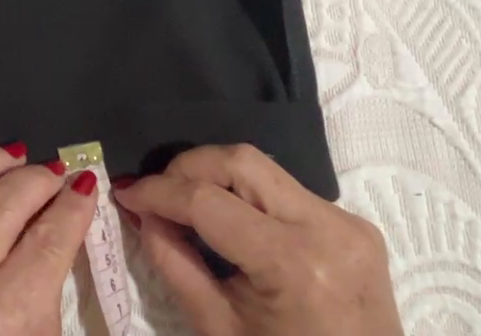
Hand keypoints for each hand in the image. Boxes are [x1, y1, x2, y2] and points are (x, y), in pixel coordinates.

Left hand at [0, 143, 98, 335]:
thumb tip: (66, 204)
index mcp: (3, 317)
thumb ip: (51, 270)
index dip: (73, 206)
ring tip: (15, 158)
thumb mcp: (40, 334)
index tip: (83, 183)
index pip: (47, 241)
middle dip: (39, 178)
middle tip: (54, 173)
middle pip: (5, 202)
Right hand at [114, 144, 401, 335]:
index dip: (158, 191)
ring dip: (216, 176)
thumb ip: (173, 262)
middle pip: (239, 161)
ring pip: (263, 167)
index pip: (207, 200)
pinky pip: (286, 189)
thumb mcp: (218, 329)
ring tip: (186, 202)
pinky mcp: (357, 225)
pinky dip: (247, 194)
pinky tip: (230, 218)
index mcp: (295, 265)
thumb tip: (140, 210)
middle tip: (156, 193)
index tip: (124, 192)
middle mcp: (327, 228)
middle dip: (187, 168)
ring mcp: (349, 223)